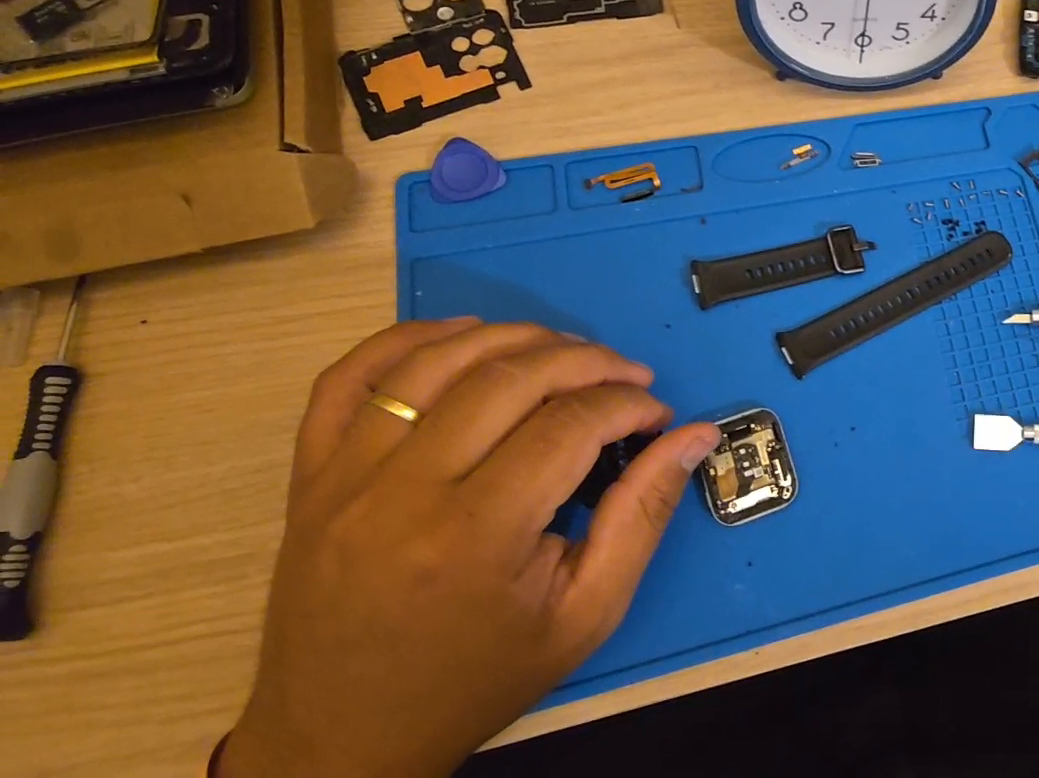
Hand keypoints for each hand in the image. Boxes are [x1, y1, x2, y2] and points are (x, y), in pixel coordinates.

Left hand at [217, 320, 720, 777]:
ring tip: (563, 350)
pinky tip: (463, 336)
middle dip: (586, 360)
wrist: (345, 739)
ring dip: (512, 337)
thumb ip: (644, 515)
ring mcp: (343, 479)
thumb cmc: (479, 678)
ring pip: (433, 362)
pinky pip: (349, 379)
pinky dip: (409, 340)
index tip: (656, 414)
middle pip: (507, 378)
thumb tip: (694, 435)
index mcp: (476, 536)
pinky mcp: (310, 476)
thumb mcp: (587, 612)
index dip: (627, 404)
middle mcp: (401, 493)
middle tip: (627, 375)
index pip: (568, 425)